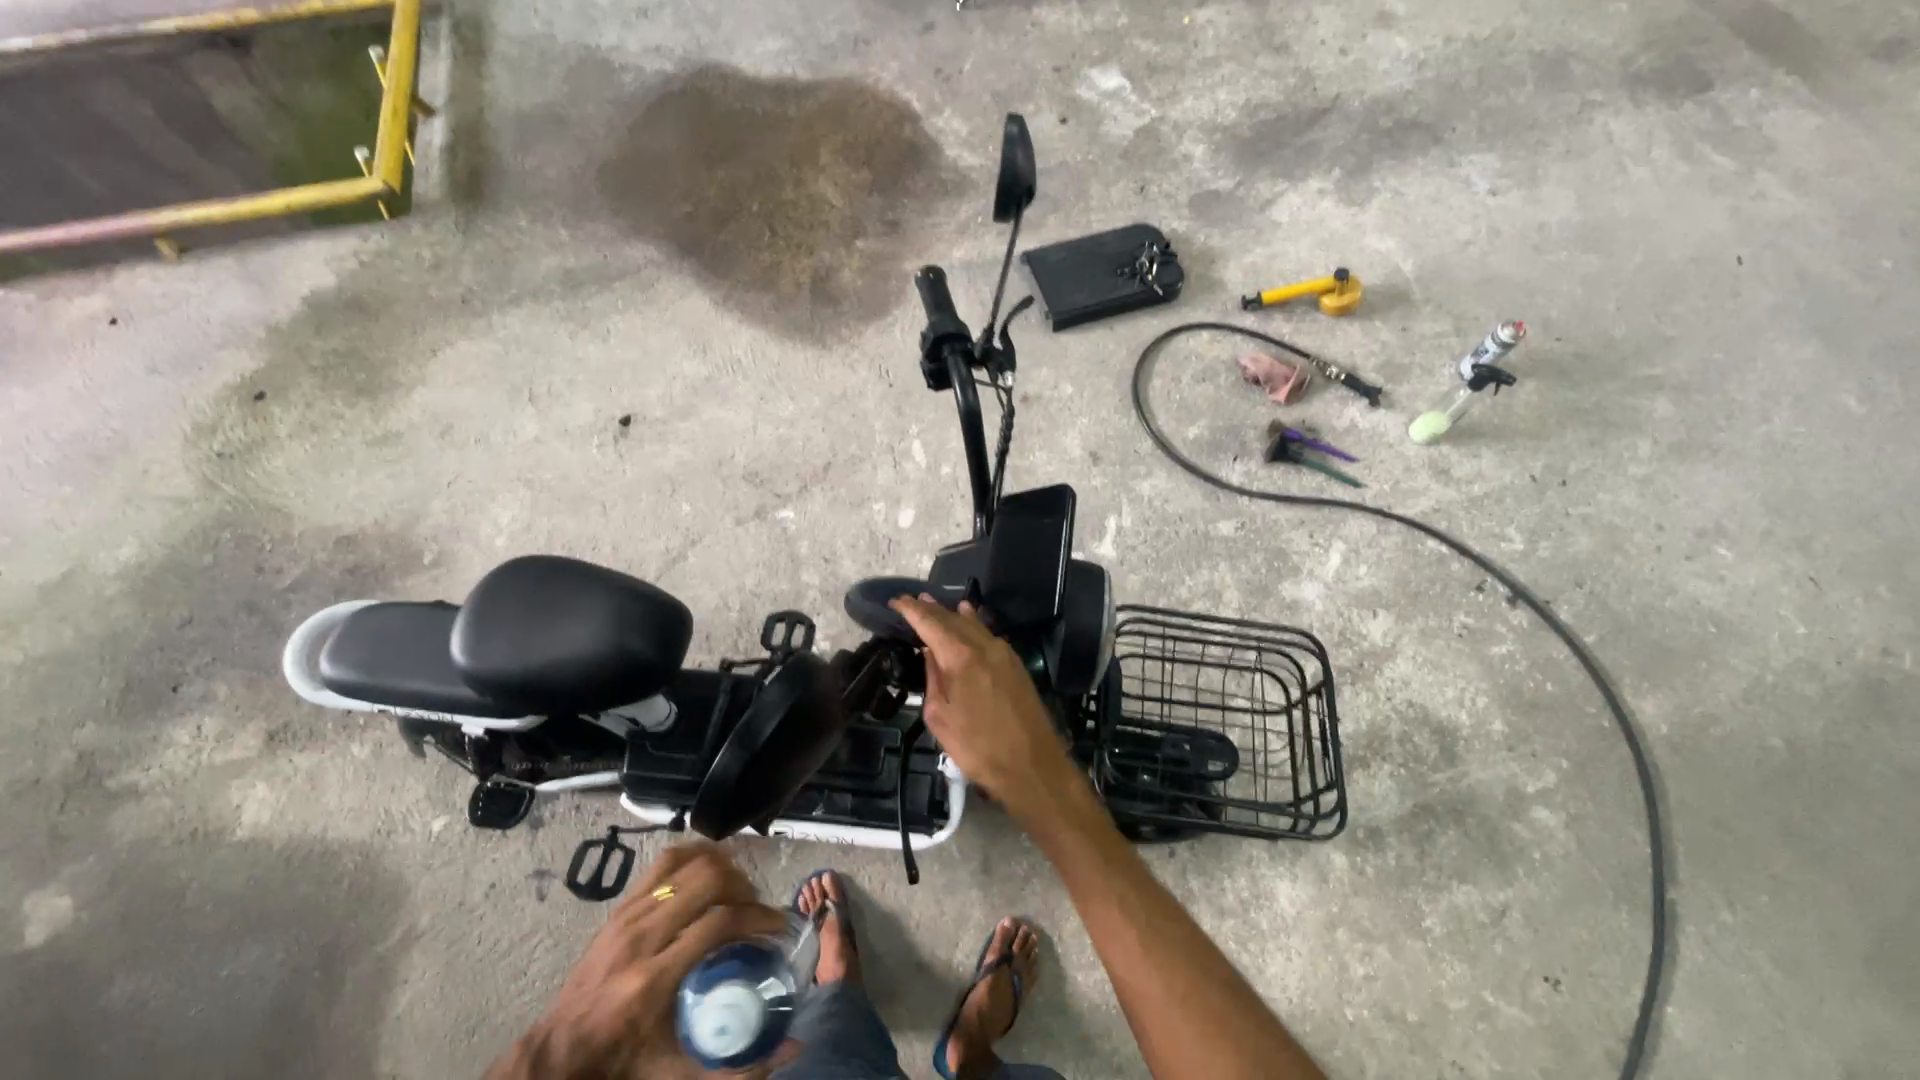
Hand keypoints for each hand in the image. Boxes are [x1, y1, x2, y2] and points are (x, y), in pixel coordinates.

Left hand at [487, 842, 790, 1079]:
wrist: (560, 1052)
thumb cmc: (625, 1061)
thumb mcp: (680, 1072)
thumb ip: (738, 1066)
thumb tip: (794, 1044)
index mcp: (654, 979)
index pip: (718, 923)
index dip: (758, 918)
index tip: (778, 928)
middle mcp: (640, 937)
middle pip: (706, 880)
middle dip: (744, 888)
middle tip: (758, 910)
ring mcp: (627, 916)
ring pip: (686, 863)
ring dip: (722, 869)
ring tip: (738, 892)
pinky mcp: (621, 907)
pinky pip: (664, 863)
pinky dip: (695, 859)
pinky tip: (712, 873)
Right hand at [890, 596, 1081, 821]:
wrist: (1031, 764)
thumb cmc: (977, 747)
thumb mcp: (940, 717)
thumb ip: (933, 678)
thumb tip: (930, 652)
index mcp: (960, 656)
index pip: (930, 623)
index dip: (911, 610)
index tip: (896, 600)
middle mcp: (984, 646)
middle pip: (953, 619)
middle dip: (932, 609)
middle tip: (914, 599)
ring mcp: (1004, 654)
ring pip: (974, 625)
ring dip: (953, 614)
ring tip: (937, 604)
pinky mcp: (1016, 666)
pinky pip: (989, 635)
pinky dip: (974, 625)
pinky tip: (970, 621)